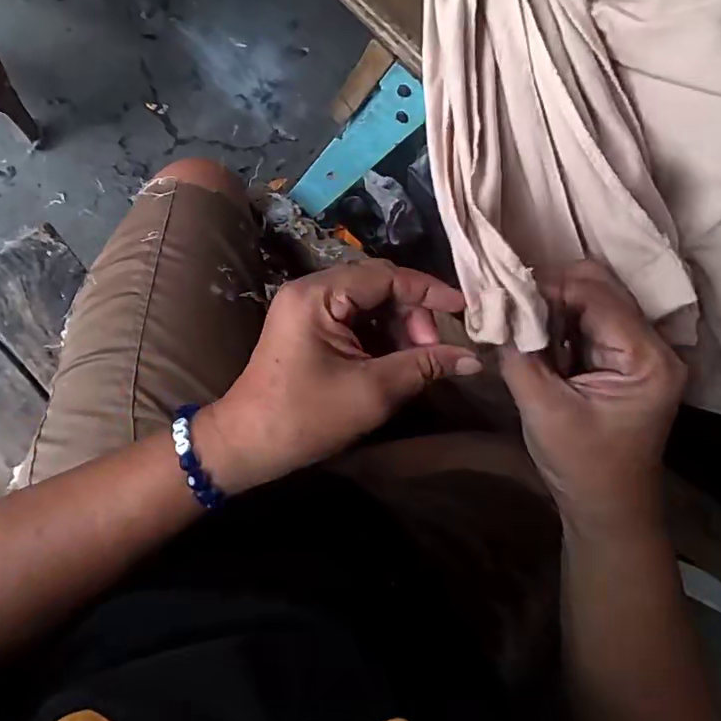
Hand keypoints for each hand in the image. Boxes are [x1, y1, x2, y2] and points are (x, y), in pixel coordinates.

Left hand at [197, 259, 483, 492]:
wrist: (247, 444)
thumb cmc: (305, 417)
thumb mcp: (372, 392)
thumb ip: (424, 366)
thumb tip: (473, 358)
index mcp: (317, 294)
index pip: (385, 276)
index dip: (429, 290)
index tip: (465, 310)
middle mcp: (309, 290)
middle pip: (377, 284)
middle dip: (413, 312)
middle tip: (433, 350)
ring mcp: (306, 307)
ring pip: (368, 301)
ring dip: (399, 324)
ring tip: (418, 359)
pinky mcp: (307, 326)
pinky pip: (354, 317)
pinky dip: (380, 334)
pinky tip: (397, 358)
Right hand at [499, 261, 684, 536]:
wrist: (606, 509)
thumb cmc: (581, 465)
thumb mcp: (542, 407)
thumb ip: (518, 352)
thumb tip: (492, 306)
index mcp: (647, 358)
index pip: (595, 296)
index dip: (547, 287)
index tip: (502, 293)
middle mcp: (653, 345)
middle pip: (599, 287)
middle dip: (550, 290)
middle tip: (509, 306)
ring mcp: (639, 350)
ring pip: (591, 297)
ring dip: (551, 304)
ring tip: (519, 323)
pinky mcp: (620, 357)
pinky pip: (586, 318)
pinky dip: (556, 319)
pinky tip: (535, 337)